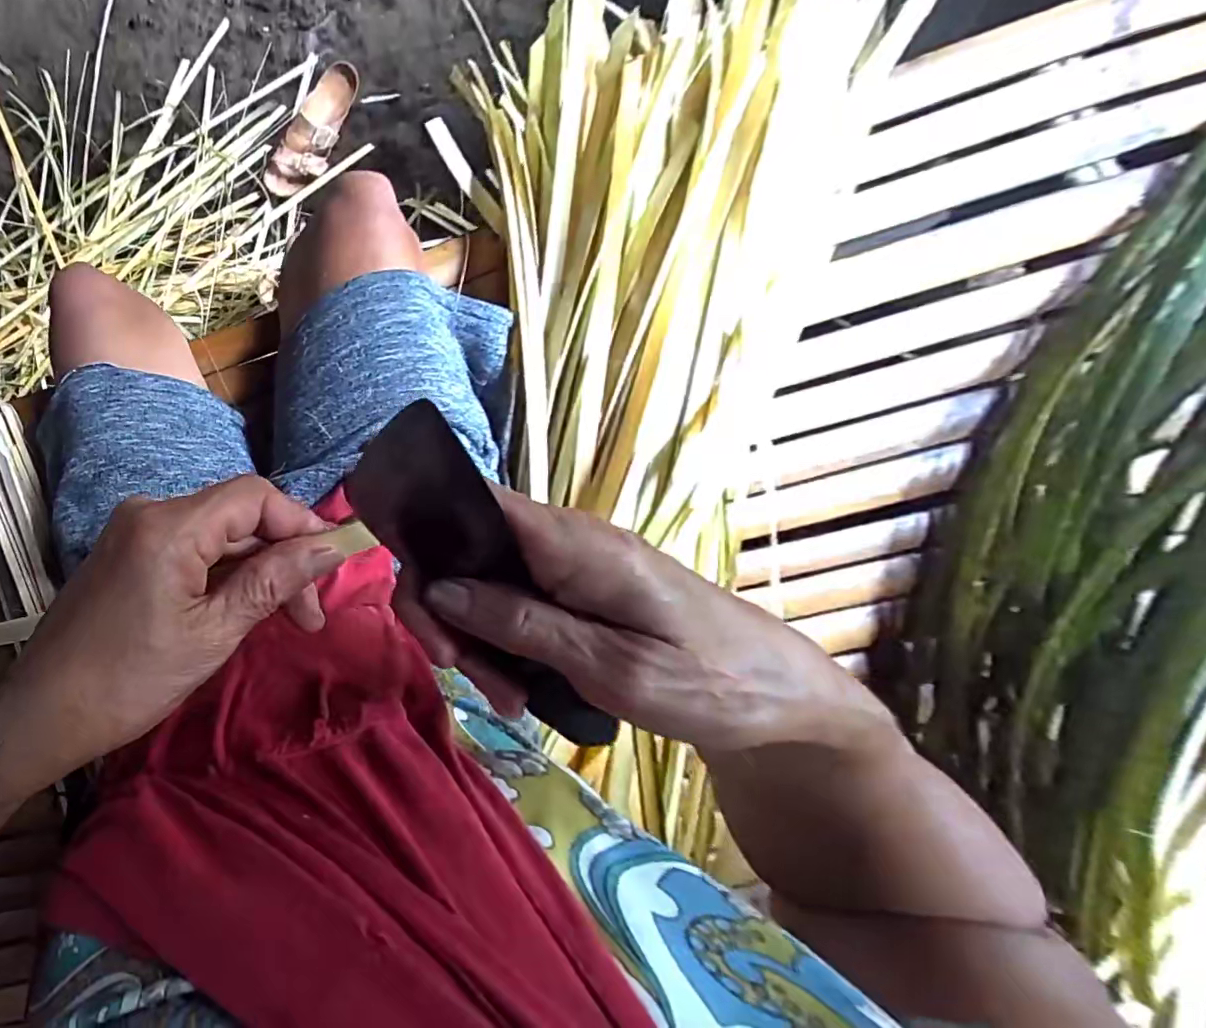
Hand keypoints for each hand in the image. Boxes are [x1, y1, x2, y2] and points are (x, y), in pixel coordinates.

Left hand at [0, 476, 347, 777]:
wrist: (42, 715)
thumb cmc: (129, 681)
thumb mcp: (213, 633)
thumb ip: (274, 581)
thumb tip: (330, 549)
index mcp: (170, 524)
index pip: (256, 496)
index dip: (301, 523)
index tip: (333, 565)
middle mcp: (151, 510)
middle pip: (240, 516)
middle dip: (283, 558)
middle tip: (310, 615)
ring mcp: (136, 529)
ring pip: (219, 534)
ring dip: (257, 570)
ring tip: (285, 619)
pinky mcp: (129, 550)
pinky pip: (193, 547)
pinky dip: (225, 574)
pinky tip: (243, 608)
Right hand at [399, 483, 892, 756]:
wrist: (780, 702)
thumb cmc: (709, 681)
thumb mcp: (613, 666)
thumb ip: (522, 624)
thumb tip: (439, 589)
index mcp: (572, 541)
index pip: (472, 503)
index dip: (427, 540)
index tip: (424, 614)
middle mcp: (561, 540)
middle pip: (465, 552)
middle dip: (446, 612)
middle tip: (465, 674)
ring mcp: (565, 566)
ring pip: (482, 585)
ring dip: (475, 639)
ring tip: (505, 697)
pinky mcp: (571, 591)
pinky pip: (511, 606)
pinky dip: (501, 646)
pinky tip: (518, 690)